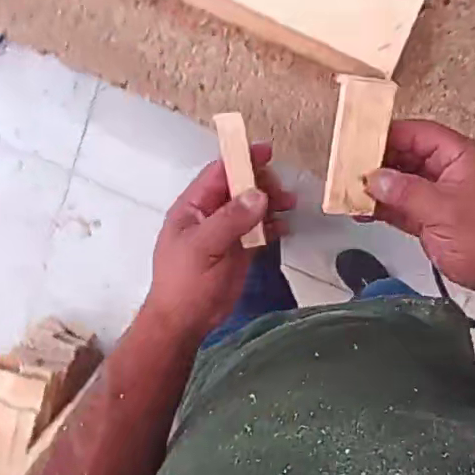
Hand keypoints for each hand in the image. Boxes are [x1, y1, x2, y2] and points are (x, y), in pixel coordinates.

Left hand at [141, 142, 294, 338]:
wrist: (184, 322)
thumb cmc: (185, 283)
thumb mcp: (203, 247)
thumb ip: (231, 219)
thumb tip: (259, 194)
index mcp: (193, 207)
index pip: (219, 173)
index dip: (241, 159)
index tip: (267, 152)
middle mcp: (210, 215)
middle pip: (239, 187)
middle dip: (262, 183)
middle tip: (282, 192)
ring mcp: (225, 233)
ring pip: (251, 208)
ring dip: (271, 203)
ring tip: (290, 204)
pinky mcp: (238, 251)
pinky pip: (258, 231)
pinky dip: (272, 226)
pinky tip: (285, 227)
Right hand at [364, 120, 474, 296]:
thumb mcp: (441, 209)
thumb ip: (406, 191)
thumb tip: (377, 179)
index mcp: (461, 158)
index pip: (421, 134)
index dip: (392, 135)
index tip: (364, 140)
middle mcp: (449, 171)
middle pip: (408, 156)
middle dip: (380, 163)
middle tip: (352, 168)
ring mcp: (439, 194)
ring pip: (402, 181)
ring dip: (378, 187)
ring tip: (353, 190)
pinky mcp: (430, 215)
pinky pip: (401, 204)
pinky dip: (383, 207)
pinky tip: (364, 211)